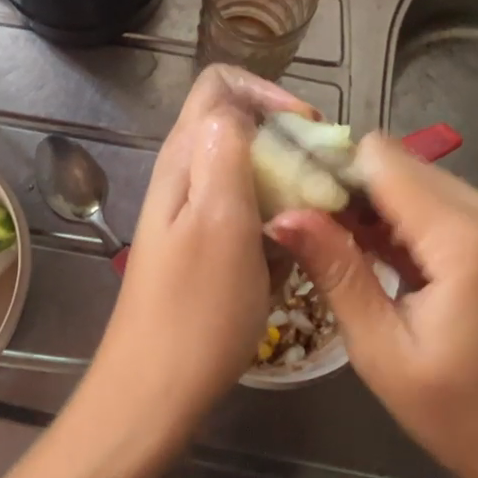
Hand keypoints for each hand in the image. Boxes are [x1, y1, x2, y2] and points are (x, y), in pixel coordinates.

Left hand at [91, 64, 309, 412]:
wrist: (154, 393)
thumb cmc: (196, 310)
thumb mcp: (221, 222)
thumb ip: (228, 153)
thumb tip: (238, 107)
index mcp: (185, 156)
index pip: (221, 84)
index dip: (267, 92)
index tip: (307, 130)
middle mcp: (186, 171)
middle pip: (240, 124)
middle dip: (287, 143)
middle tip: (323, 180)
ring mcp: (193, 208)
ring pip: (250, 169)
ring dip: (286, 187)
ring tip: (312, 221)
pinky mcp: (206, 243)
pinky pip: (249, 211)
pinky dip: (275, 223)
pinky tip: (288, 258)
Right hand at [268, 136, 477, 477]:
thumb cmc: (464, 415)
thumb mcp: (385, 353)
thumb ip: (336, 271)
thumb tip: (284, 215)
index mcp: (464, 238)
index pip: (382, 157)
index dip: (336, 171)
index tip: (304, 205)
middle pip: (403, 163)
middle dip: (356, 190)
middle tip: (322, 235)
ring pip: (424, 179)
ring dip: (384, 206)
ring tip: (354, 253)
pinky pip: (449, 203)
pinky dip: (414, 220)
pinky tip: (394, 261)